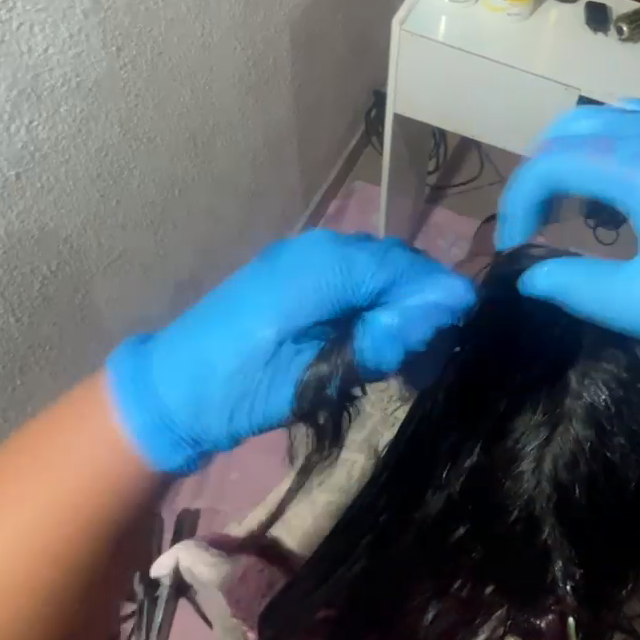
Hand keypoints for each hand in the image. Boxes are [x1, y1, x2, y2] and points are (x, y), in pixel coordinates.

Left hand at [106, 230, 475, 473]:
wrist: (173, 391)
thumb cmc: (241, 387)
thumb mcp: (317, 373)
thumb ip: (381, 340)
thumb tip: (443, 315)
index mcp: (324, 266)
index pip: (403, 267)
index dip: (439, 294)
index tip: (465, 326)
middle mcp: (320, 248)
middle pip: (396, 264)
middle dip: (424, 301)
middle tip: (440, 347)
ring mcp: (308, 257)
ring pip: (379, 269)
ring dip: (401, 303)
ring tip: (412, 349)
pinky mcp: (301, 273)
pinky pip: (357, 277)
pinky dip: (377, 302)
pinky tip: (380, 336)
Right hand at [496, 100, 639, 378]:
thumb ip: (578, 288)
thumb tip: (528, 277)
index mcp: (638, 162)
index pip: (549, 163)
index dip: (517, 204)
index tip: (516, 248)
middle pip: (576, 127)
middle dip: (545, 172)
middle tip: (545, 224)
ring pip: (616, 119)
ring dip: (585, 156)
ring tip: (588, 210)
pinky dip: (623, 153)